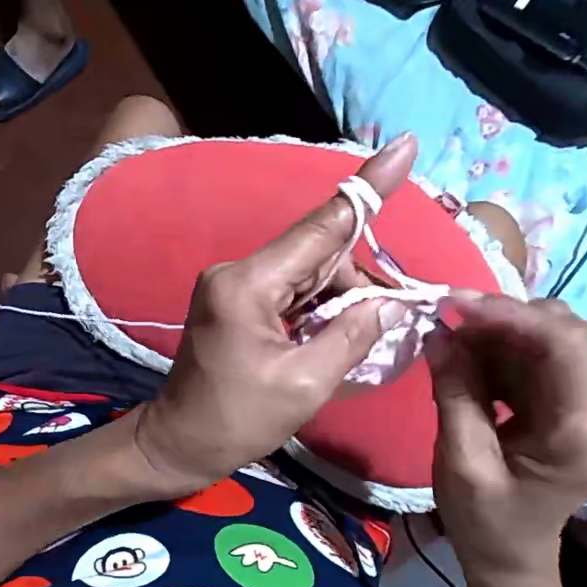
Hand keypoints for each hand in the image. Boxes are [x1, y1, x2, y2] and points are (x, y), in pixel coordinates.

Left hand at [130, 135, 419, 493]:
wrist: (180, 441)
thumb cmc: (237, 420)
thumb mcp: (304, 385)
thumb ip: (351, 337)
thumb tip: (388, 303)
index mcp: (248, 284)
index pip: (321, 227)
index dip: (368, 189)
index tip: (406, 145)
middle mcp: (237, 271)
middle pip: (318, 254)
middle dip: (355, 284)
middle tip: (381, 324)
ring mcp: (233, 284)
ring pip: (308, 273)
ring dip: (337, 301)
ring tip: (346, 344)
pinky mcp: (235, 301)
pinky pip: (290, 291)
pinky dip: (317, 309)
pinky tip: (327, 337)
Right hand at [426, 297, 586, 576]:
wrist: (511, 559)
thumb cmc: (486, 521)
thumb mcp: (461, 460)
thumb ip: (455, 393)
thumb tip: (438, 333)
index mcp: (584, 427)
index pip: (564, 343)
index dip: (509, 314)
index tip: (453, 303)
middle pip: (562, 332)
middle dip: (501, 319)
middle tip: (446, 320)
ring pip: (549, 339)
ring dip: (498, 333)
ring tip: (449, 341)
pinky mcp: (571, 405)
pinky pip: (538, 359)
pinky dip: (500, 351)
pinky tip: (466, 360)